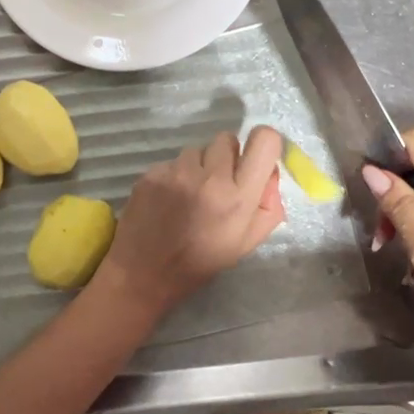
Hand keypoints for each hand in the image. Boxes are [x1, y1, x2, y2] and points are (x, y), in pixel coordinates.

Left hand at [94, 126, 285, 312]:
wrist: (143, 274)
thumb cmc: (199, 264)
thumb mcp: (246, 243)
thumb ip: (268, 206)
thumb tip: (270, 174)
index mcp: (239, 198)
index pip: (264, 140)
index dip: (262, 145)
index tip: (253, 161)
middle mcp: (210, 178)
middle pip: (227, 139)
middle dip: (226, 158)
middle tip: (217, 185)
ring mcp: (177, 173)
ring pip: (196, 150)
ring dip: (197, 167)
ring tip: (188, 197)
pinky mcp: (151, 173)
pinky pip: (171, 163)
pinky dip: (173, 177)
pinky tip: (166, 202)